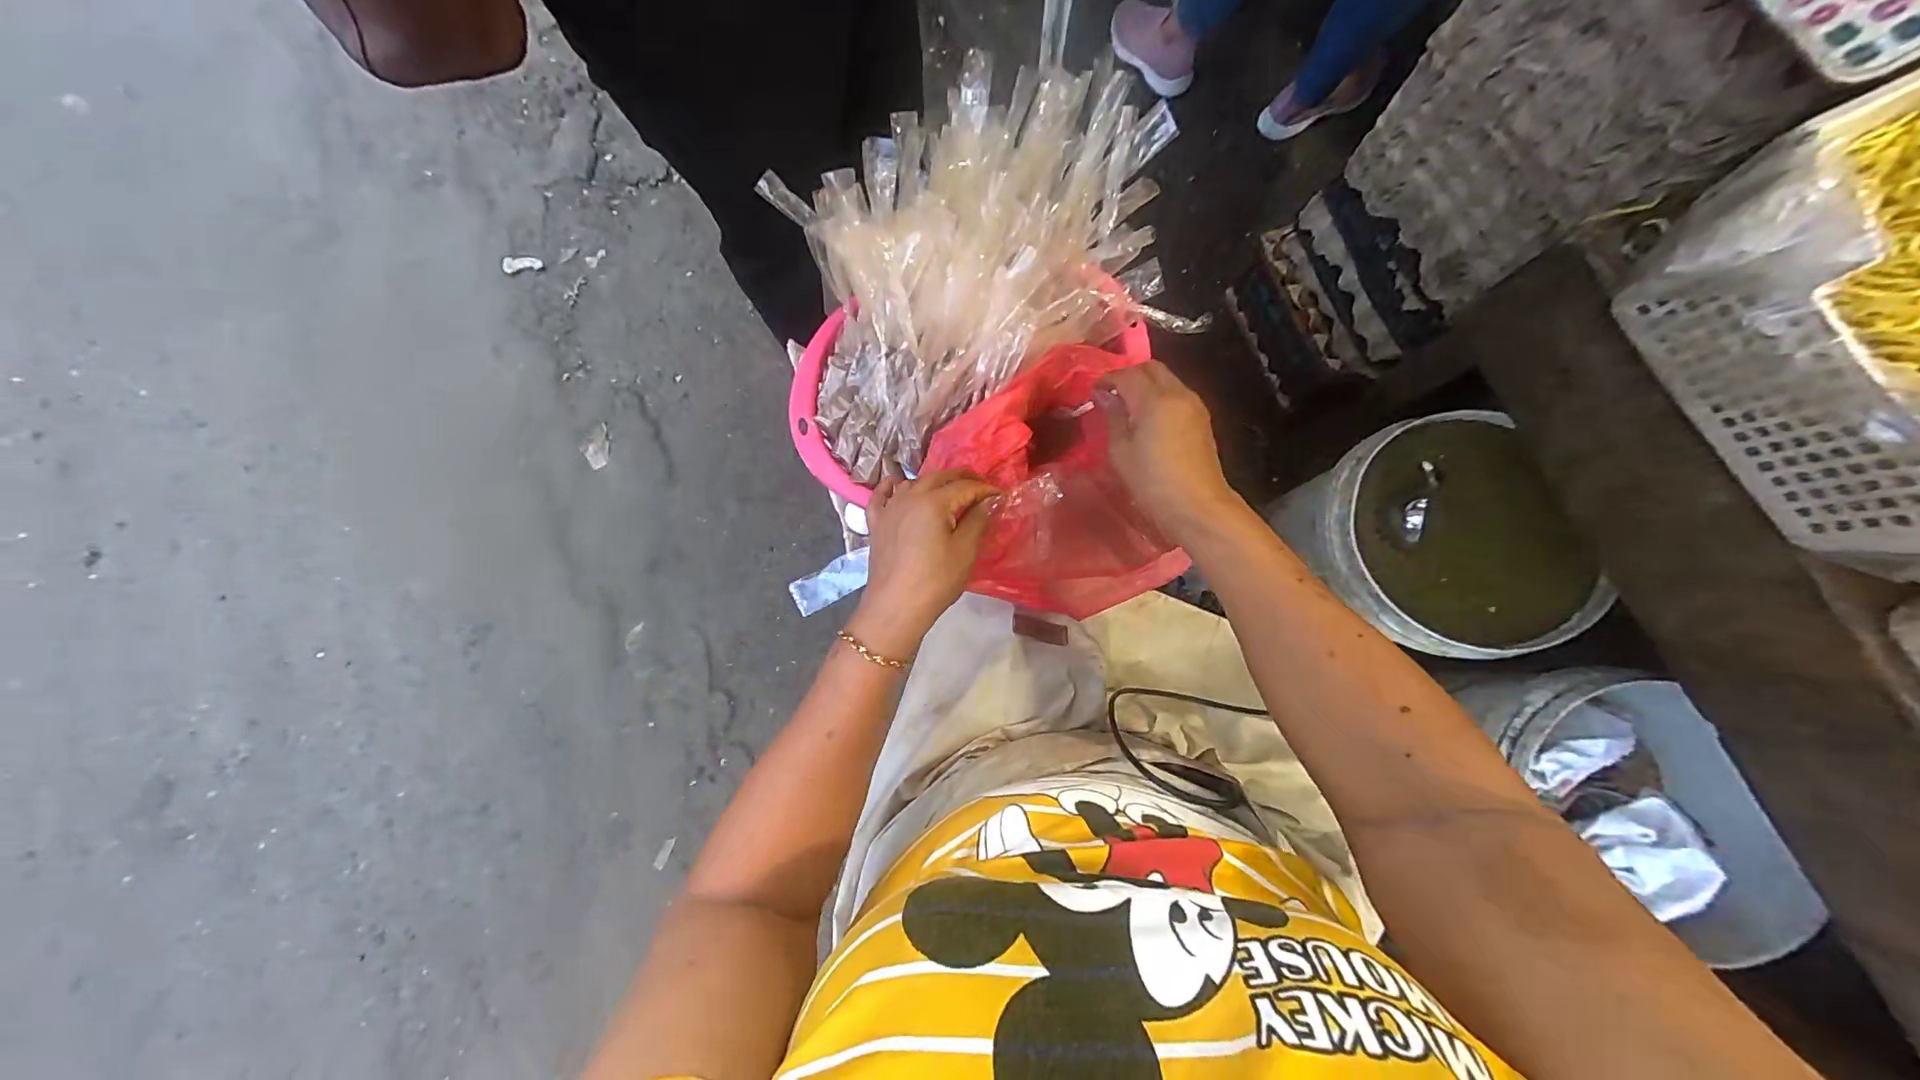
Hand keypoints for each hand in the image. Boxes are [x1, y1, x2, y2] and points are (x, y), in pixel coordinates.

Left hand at [847, 468, 999, 659]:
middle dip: (960, 478)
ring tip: (947, 491)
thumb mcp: (964, 551)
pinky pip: (881, 496)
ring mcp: (889, 509)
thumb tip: (986, 502)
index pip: (964, 487)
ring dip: (932, 482)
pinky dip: (891, 487)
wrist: (895, 606)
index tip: (999, 493)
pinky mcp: (876, 524)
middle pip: (937, 478)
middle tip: (979, 484)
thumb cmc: (935, 580)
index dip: (984, 488)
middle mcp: (909, 497)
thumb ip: (977, 521)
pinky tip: (897, 486)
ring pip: (911, 483)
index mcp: (933, 502)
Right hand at [1095, 361, 1241, 542]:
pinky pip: (1177, 395)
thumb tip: (1107, 398)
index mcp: (1154, 399)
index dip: (1107, 379)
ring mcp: (1194, 405)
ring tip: (1128, 406)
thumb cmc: (1151, 481)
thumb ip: (1113, 418)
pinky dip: (1160, 397)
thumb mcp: (1120, 451)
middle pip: (1152, 368)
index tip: (1093, 391)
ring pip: (1167, 379)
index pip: (1127, 374)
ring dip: (1146, 385)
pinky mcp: (1202, 419)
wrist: (1196, 505)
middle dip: (1130, 374)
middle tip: (1111, 393)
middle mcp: (1177, 393)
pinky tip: (1148, 417)